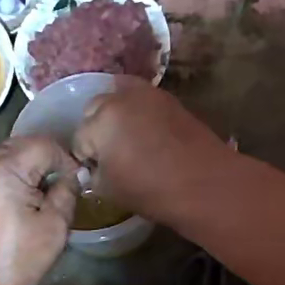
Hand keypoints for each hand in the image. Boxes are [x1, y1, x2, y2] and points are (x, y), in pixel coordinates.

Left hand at [0, 136, 79, 284]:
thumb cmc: (20, 259)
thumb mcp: (55, 224)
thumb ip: (67, 190)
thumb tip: (73, 175)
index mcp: (2, 168)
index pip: (44, 146)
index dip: (66, 160)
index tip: (78, 182)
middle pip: (23, 144)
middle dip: (47, 160)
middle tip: (64, 184)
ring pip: (8, 154)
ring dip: (29, 165)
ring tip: (45, 191)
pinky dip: (13, 174)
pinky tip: (24, 197)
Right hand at [73, 82, 232, 220]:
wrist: (205, 183)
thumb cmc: (150, 189)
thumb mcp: (108, 190)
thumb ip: (93, 174)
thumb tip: (94, 168)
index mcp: (100, 121)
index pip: (79, 139)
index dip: (85, 159)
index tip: (97, 173)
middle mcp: (120, 98)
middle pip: (95, 110)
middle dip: (97, 130)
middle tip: (110, 155)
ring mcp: (147, 94)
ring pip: (118, 98)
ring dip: (116, 115)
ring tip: (127, 141)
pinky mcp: (169, 99)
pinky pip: (142, 101)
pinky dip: (137, 112)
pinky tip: (146, 135)